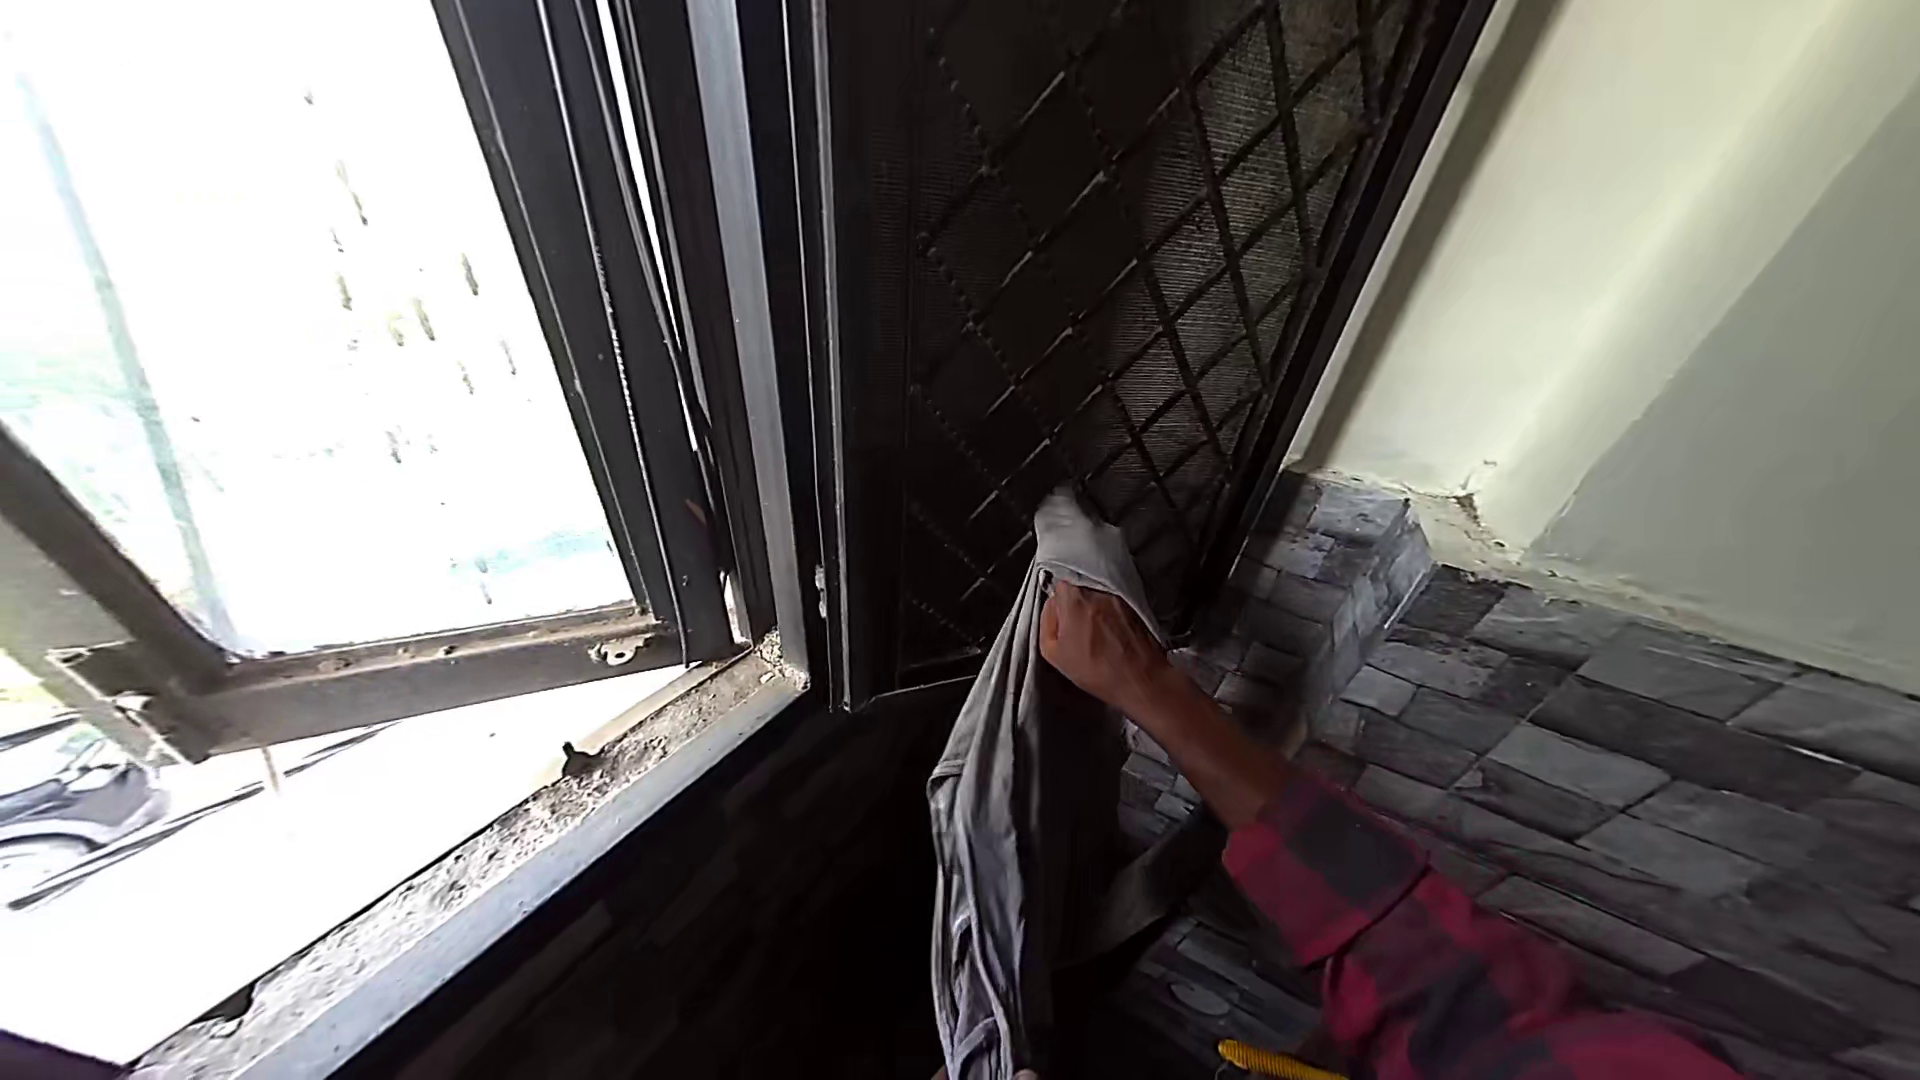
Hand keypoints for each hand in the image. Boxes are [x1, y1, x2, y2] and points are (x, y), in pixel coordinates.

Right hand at [1039, 579, 1173, 711]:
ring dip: (1095, 615)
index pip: (1058, 586)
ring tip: (1097, 641)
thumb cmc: (1101, 671)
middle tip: (1078, 634)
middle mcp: (1098, 591)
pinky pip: (1114, 608)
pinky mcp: (1134, 608)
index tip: (1061, 622)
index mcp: (1074, 598)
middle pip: (1079, 590)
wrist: (1141, 681)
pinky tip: (1110, 642)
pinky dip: (1110, 621)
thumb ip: (1046, 622)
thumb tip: (1052, 608)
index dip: (1058, 606)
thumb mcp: (1053, 653)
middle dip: (1076, 609)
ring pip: (1097, 599)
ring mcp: (1118, 599)